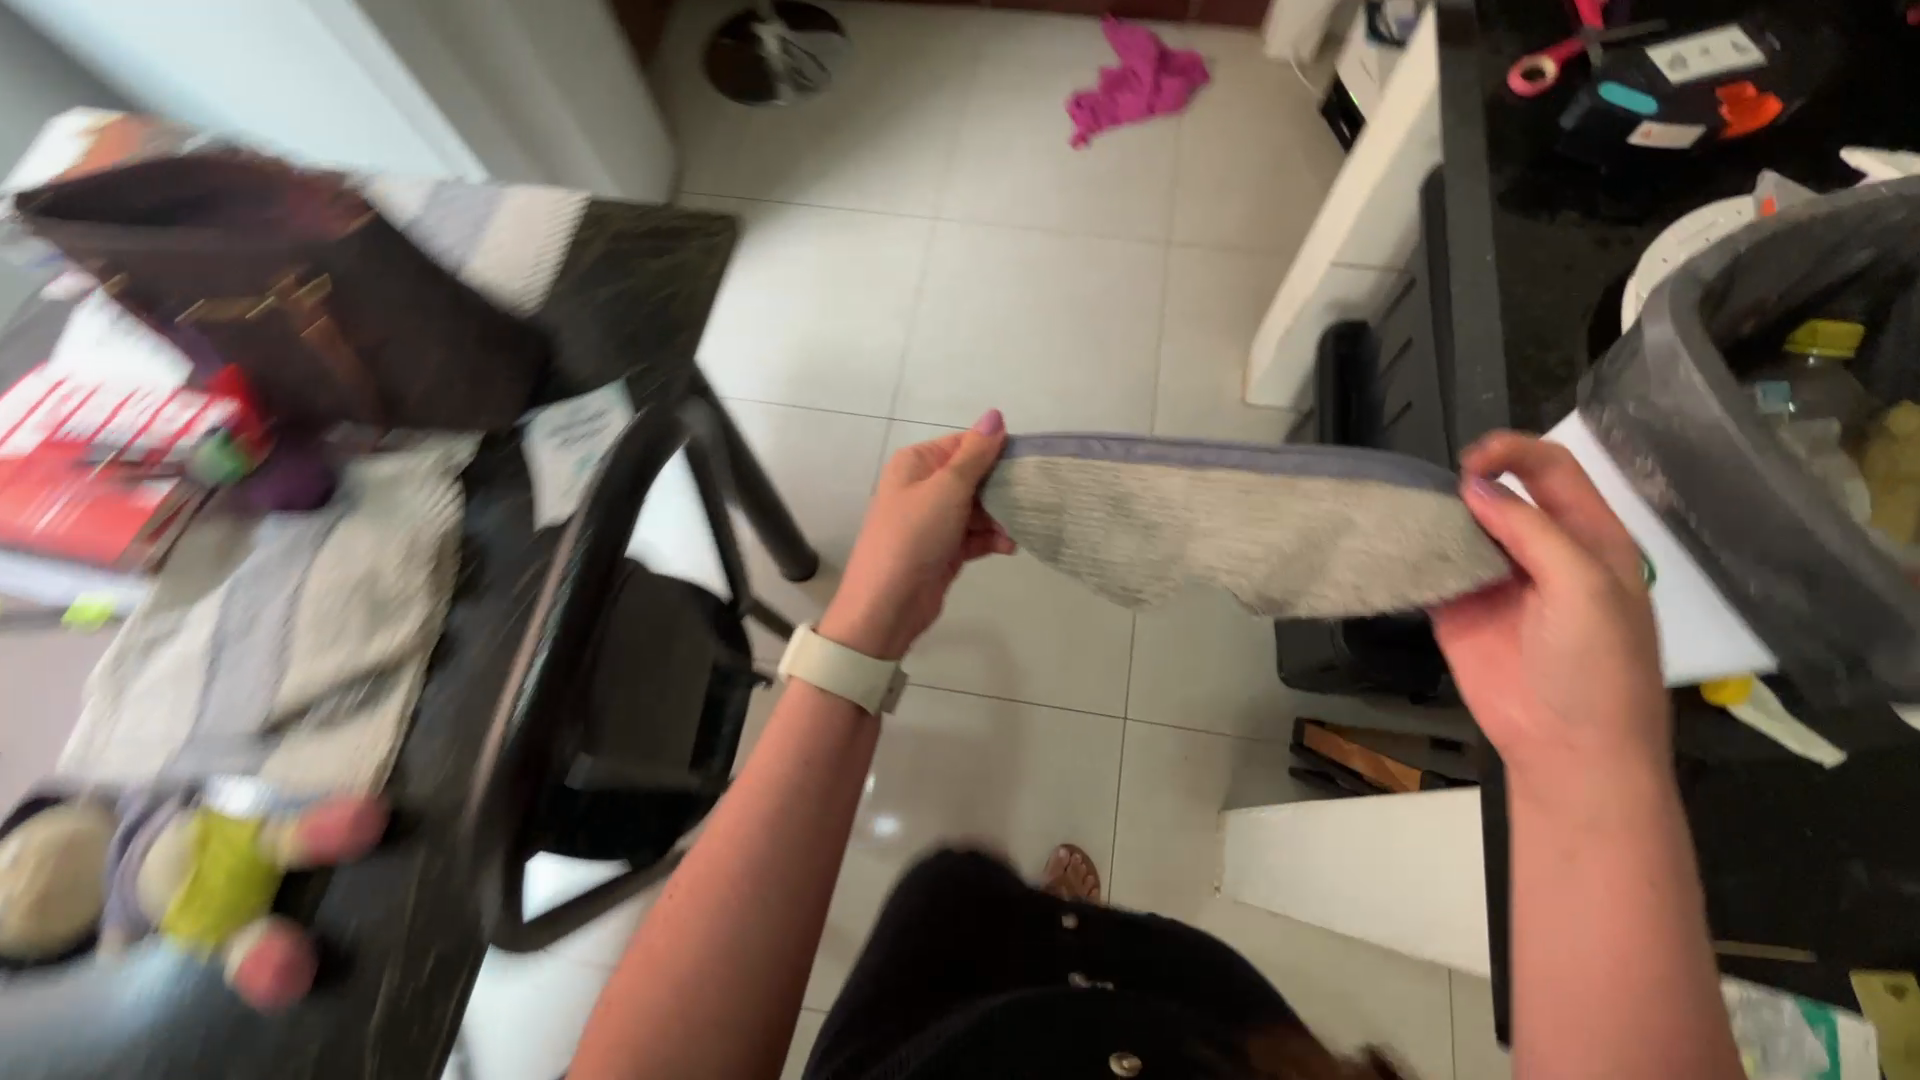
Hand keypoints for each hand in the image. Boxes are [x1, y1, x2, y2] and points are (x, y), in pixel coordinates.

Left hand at [818, 410, 1015, 660]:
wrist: (888, 603)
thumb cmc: (914, 535)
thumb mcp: (947, 488)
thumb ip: (975, 453)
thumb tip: (996, 415)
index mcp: (917, 463)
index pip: (963, 444)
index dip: (995, 450)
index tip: (1030, 461)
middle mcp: (924, 487)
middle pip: (973, 477)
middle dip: (1002, 487)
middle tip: (1034, 495)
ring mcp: (934, 521)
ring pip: (977, 508)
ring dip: (1000, 517)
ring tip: (1022, 526)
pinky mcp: (944, 550)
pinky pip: (974, 536)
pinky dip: (992, 539)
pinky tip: (1010, 546)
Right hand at [1429, 431, 1670, 800]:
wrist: (1567, 745)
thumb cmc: (1596, 666)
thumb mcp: (1584, 588)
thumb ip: (1533, 532)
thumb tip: (1473, 489)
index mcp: (1587, 538)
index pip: (1552, 471)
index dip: (1514, 453)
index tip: (1470, 463)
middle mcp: (1539, 550)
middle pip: (1502, 493)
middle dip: (1470, 481)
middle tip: (1434, 493)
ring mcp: (1494, 579)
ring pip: (1461, 527)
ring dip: (1437, 515)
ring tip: (1408, 515)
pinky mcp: (1455, 608)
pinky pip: (1431, 569)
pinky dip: (1412, 555)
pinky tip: (1394, 547)